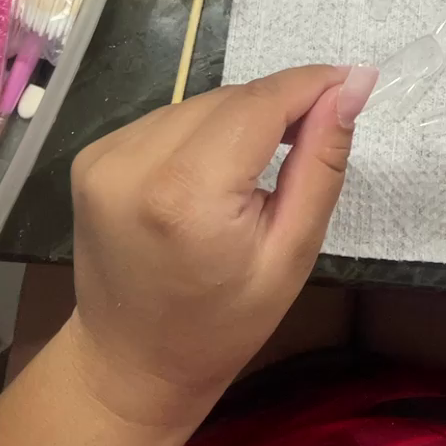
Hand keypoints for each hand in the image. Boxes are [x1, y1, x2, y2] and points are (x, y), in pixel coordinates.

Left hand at [64, 64, 376, 426]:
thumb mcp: (292, 253)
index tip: (353, 79)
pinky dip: (205, 129)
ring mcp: (105, 155)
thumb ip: (321, 164)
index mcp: (187, 195)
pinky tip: (214, 168)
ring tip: (260, 163)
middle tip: (314, 133)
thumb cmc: (224, 324)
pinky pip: (170, 118)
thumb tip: (351, 88)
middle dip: (279, 105)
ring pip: (201, 102)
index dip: (310, 84)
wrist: (129, 365)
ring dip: (241, 117)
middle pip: (230, 99)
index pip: (259, 104)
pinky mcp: (93, 156)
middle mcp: (134, 162)